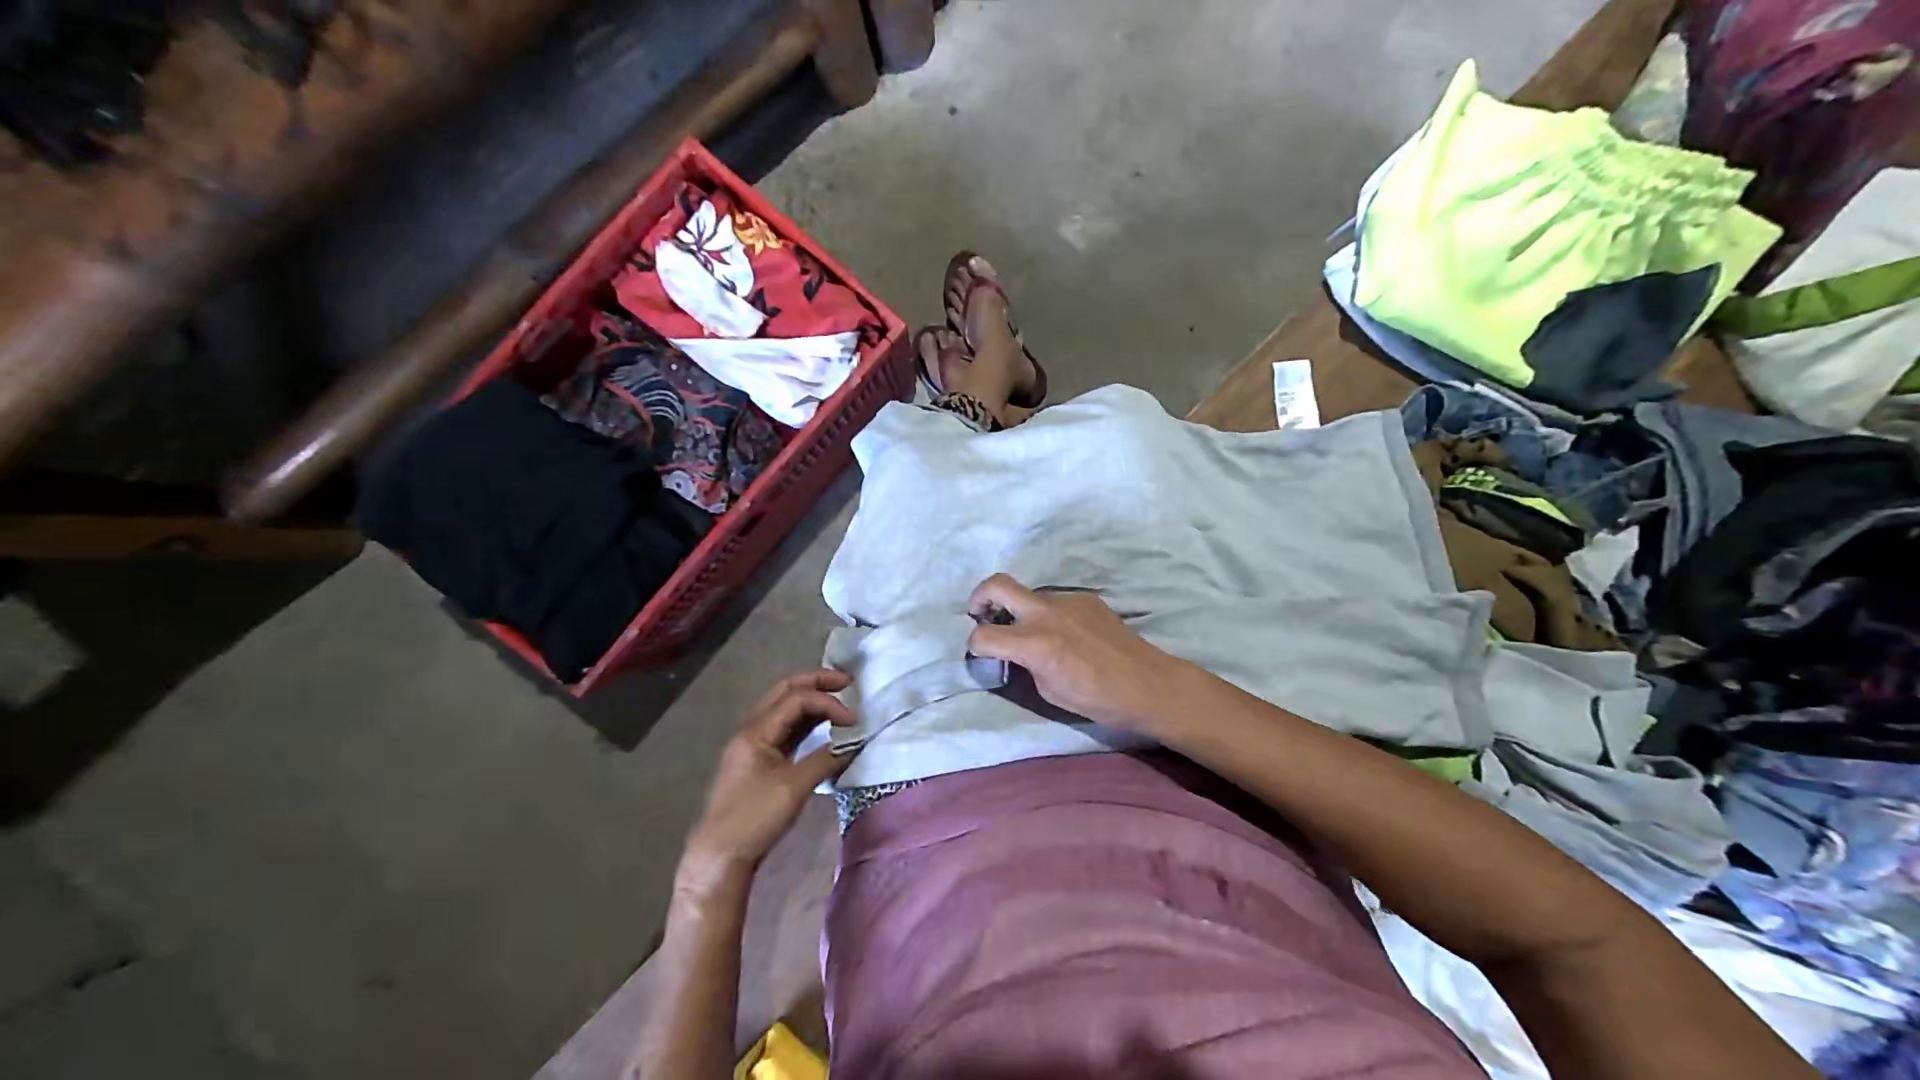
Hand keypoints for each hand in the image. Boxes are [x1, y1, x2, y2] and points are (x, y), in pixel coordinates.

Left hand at [679, 670, 853, 890]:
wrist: (720, 856)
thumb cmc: (754, 818)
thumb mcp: (794, 788)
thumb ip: (825, 760)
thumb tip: (852, 743)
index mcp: (756, 730)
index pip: (797, 699)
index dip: (828, 702)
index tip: (854, 720)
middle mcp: (752, 730)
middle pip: (786, 691)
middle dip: (816, 683)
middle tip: (847, 683)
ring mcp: (754, 745)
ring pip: (785, 709)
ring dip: (812, 702)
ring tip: (839, 703)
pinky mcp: (759, 761)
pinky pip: (785, 729)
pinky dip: (806, 723)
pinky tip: (824, 728)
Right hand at [965, 574, 1199, 735]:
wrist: (1147, 684)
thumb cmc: (1096, 699)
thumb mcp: (1048, 690)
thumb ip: (1024, 664)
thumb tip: (1015, 652)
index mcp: (1034, 642)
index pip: (983, 635)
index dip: (975, 646)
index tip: (981, 653)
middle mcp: (1046, 612)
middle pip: (997, 584)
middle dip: (980, 597)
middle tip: (981, 614)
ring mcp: (1068, 600)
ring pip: (1030, 594)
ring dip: (1021, 610)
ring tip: (1035, 634)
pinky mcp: (1086, 598)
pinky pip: (1056, 601)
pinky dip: (1049, 614)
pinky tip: (1067, 635)